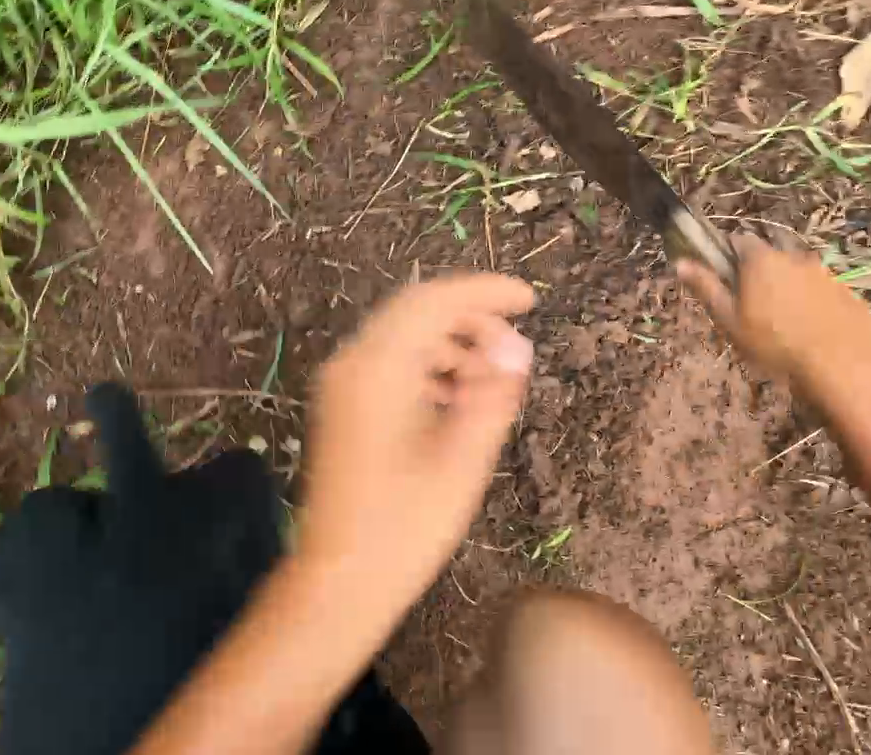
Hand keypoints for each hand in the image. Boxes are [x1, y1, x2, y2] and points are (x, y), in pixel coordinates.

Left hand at [297, 273, 535, 616]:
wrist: (340, 577)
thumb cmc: (403, 526)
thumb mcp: (461, 462)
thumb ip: (490, 396)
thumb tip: (515, 348)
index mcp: (377, 369)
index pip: (432, 301)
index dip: (484, 293)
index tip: (530, 299)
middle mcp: (352, 363)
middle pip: (415, 312)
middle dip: (470, 318)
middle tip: (515, 348)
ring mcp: (342, 383)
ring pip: (402, 336)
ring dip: (451, 343)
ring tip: (494, 378)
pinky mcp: (343, 404)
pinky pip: (389, 363)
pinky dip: (427, 365)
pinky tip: (458, 398)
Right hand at [676, 235, 870, 418]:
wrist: (843, 368)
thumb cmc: (774, 342)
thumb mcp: (729, 318)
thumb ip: (706, 287)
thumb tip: (680, 262)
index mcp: (762, 260)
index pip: (739, 239)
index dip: (727, 254)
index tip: (723, 276)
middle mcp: (796, 258)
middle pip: (771, 257)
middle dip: (759, 272)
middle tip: (751, 304)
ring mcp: (827, 275)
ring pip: (798, 275)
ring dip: (787, 288)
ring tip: (783, 322)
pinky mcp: (850, 295)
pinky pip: (823, 292)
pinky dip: (813, 303)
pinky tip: (811, 330)